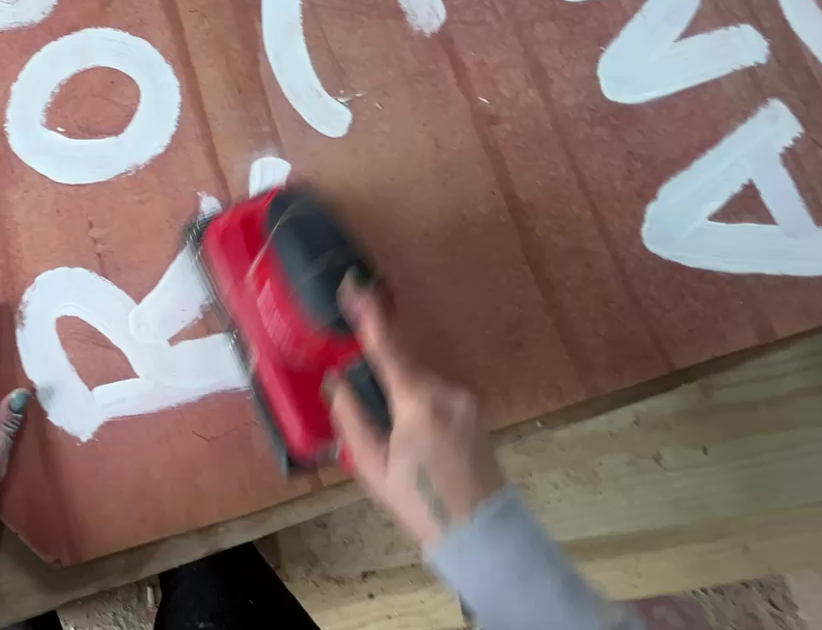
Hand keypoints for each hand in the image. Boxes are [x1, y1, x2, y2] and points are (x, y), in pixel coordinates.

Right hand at [329, 279, 505, 546]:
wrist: (484, 537)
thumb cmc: (421, 503)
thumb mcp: (371, 465)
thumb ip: (350, 417)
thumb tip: (337, 382)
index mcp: (418, 403)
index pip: (387, 346)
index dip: (368, 312)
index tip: (353, 284)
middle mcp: (446, 393)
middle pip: (402, 362)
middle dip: (380, 370)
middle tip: (364, 397)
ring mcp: (465, 401)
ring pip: (417, 379)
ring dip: (399, 392)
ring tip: (395, 437)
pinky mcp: (474, 412)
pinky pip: (434, 392)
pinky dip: (416, 402)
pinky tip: (414, 437)